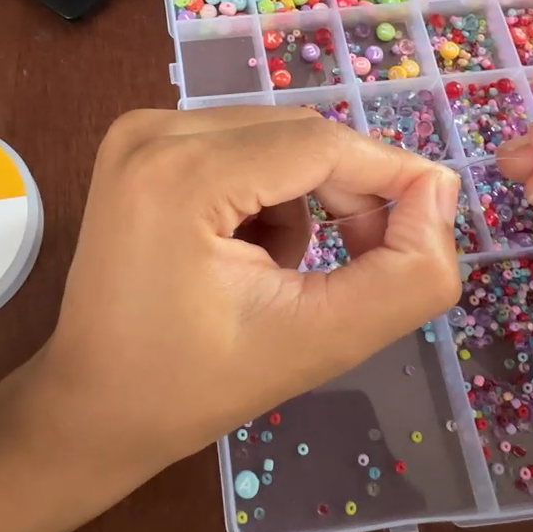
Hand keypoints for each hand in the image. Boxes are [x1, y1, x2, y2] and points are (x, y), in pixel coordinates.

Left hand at [29, 106, 461, 482]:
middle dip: (345, 192)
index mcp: (181, 173)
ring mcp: (139, 130)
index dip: (391, 174)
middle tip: (358, 264)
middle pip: (297, 133)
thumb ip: (402, 275)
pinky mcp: (138, 141)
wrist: (92, 401)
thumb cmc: (194, 385)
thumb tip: (440, 190)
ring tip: (282, 268)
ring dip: (303, 194)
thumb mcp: (315, 342)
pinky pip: (236, 142)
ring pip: (272, 136)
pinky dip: (263, 188)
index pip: (319, 144)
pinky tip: (242, 248)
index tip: (434, 219)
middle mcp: (154, 130)